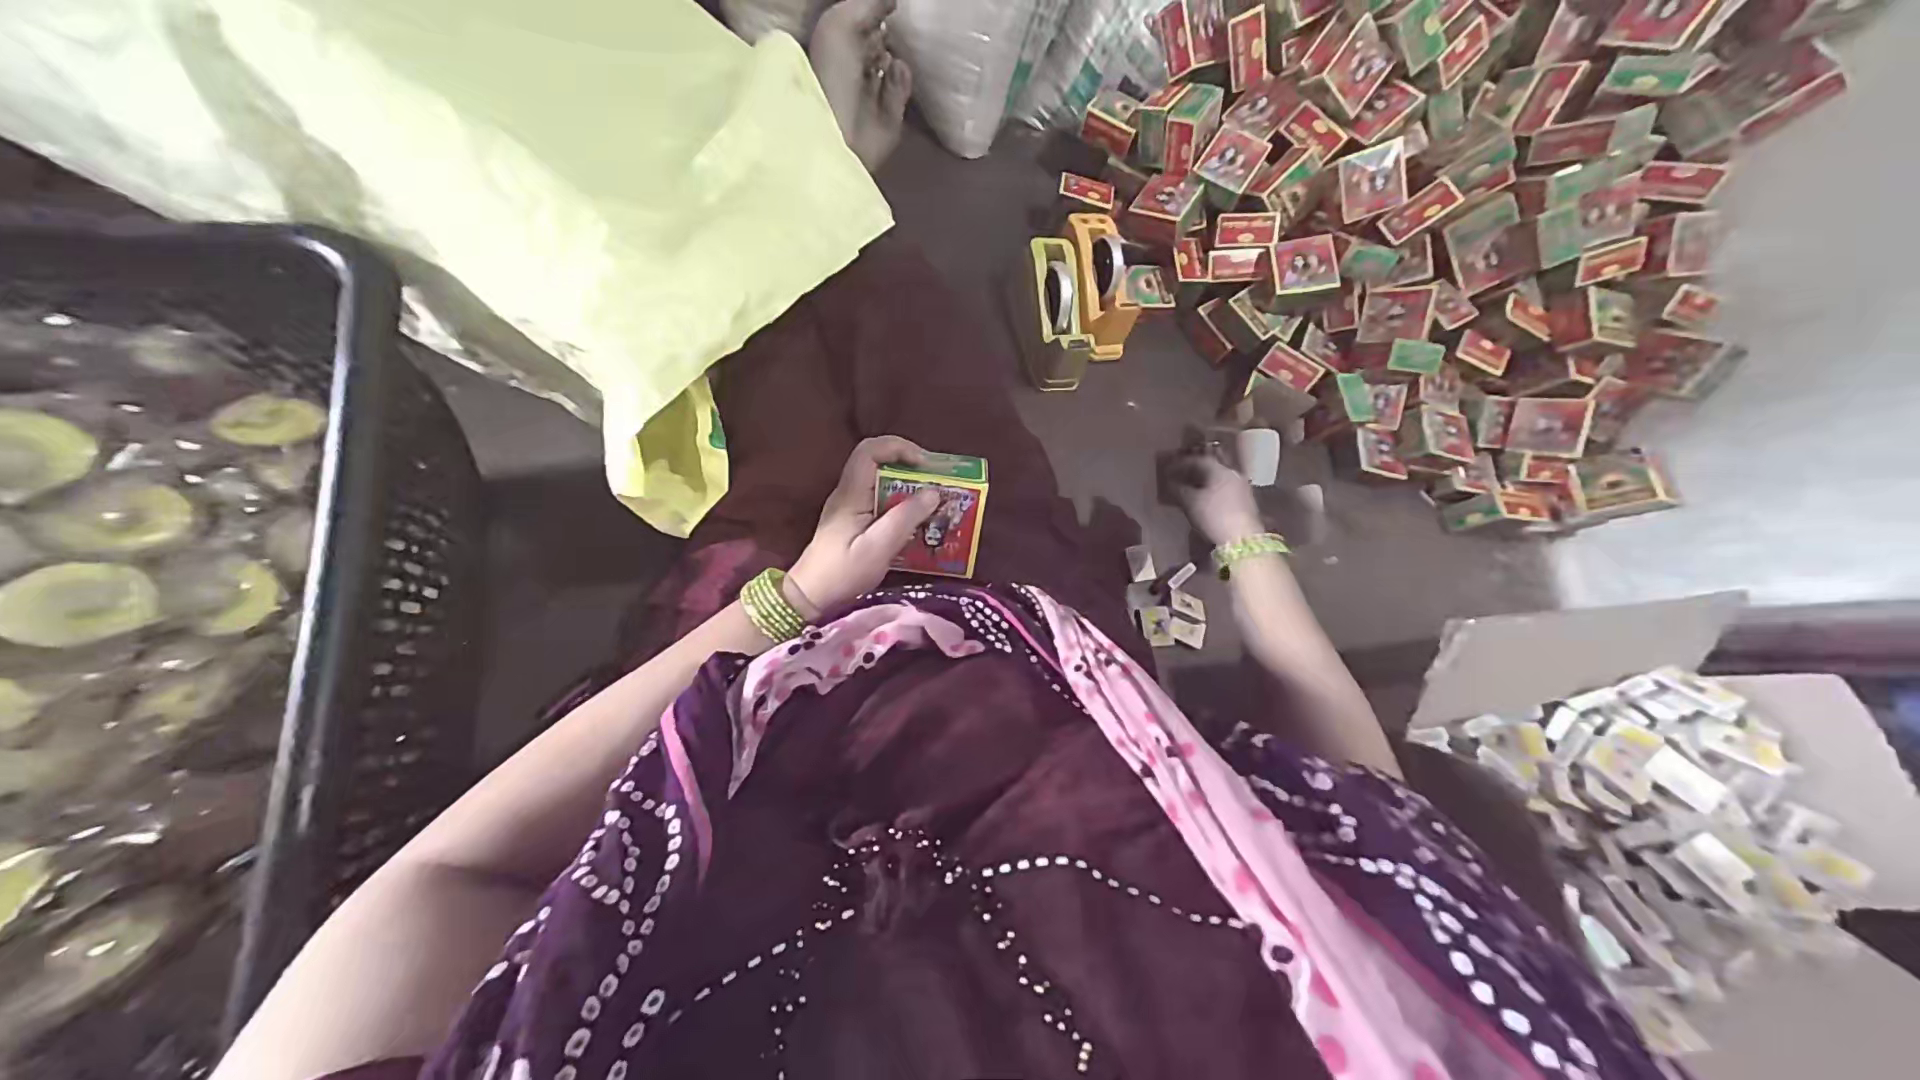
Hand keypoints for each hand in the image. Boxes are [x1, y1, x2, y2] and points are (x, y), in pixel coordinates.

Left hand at [789, 436, 940, 611]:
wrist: (810, 597)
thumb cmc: (842, 573)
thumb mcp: (878, 548)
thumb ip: (906, 518)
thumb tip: (933, 493)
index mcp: (851, 493)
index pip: (870, 450)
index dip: (898, 447)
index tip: (924, 464)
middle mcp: (848, 494)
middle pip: (878, 462)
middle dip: (910, 467)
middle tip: (936, 483)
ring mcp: (849, 507)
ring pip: (881, 482)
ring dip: (908, 488)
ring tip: (933, 502)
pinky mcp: (853, 522)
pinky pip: (880, 501)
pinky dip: (900, 505)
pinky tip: (916, 522)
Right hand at [1163, 445, 1263, 546]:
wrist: (1242, 540)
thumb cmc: (1214, 516)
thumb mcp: (1190, 502)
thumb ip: (1178, 489)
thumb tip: (1170, 482)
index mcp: (1220, 470)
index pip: (1198, 460)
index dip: (1181, 463)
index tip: (1169, 468)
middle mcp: (1233, 474)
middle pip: (1211, 467)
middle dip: (1194, 471)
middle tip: (1179, 475)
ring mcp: (1242, 488)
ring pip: (1218, 479)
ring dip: (1203, 481)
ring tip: (1190, 488)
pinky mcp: (1245, 502)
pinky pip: (1224, 489)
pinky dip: (1212, 490)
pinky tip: (1204, 499)